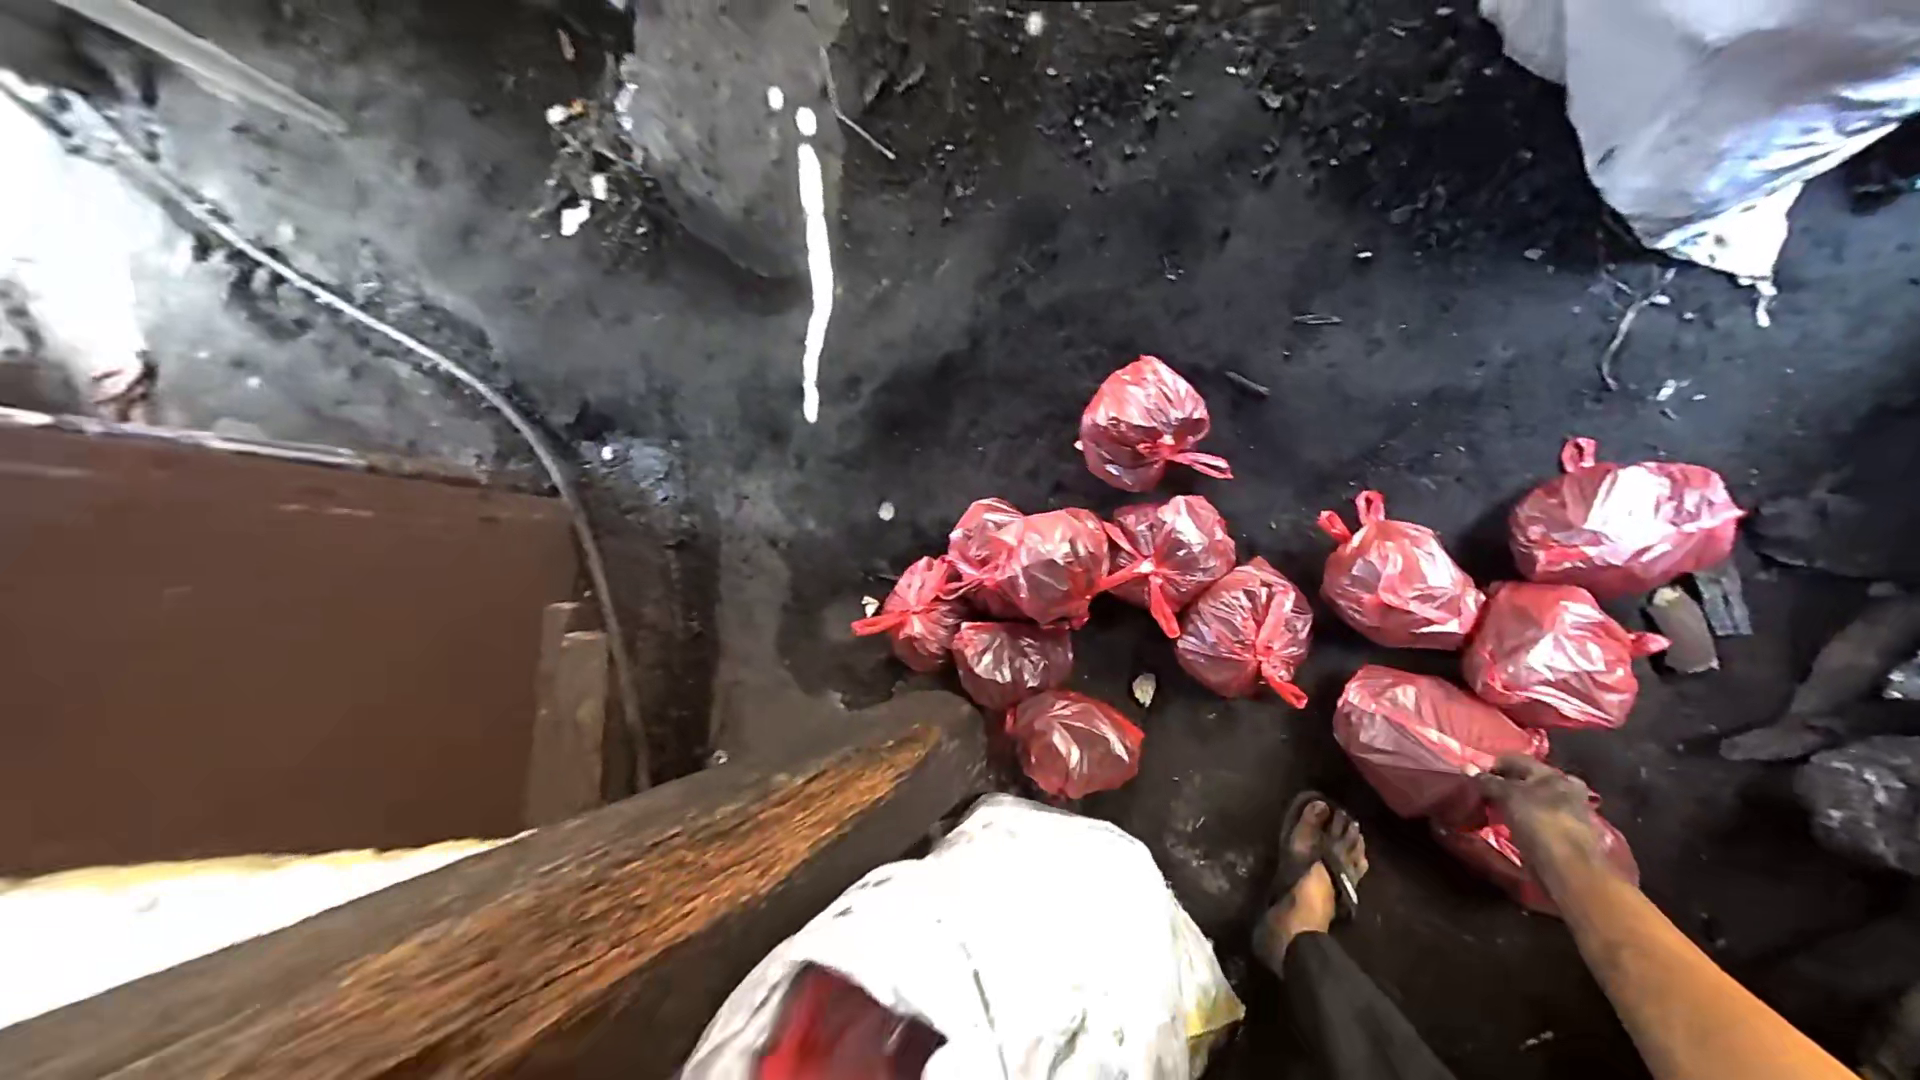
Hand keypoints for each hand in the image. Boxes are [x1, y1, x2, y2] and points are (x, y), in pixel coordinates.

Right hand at [1479, 756, 1606, 867]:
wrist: (1569, 867)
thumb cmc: (1538, 821)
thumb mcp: (1506, 796)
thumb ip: (1487, 781)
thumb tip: (1466, 767)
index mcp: (1555, 774)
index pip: (1516, 760)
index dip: (1493, 766)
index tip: (1476, 776)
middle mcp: (1567, 789)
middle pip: (1528, 780)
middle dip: (1507, 784)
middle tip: (1485, 792)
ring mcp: (1571, 812)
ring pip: (1535, 799)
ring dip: (1516, 802)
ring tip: (1495, 809)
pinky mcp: (1569, 833)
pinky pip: (1540, 817)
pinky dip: (1525, 818)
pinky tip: (1512, 824)